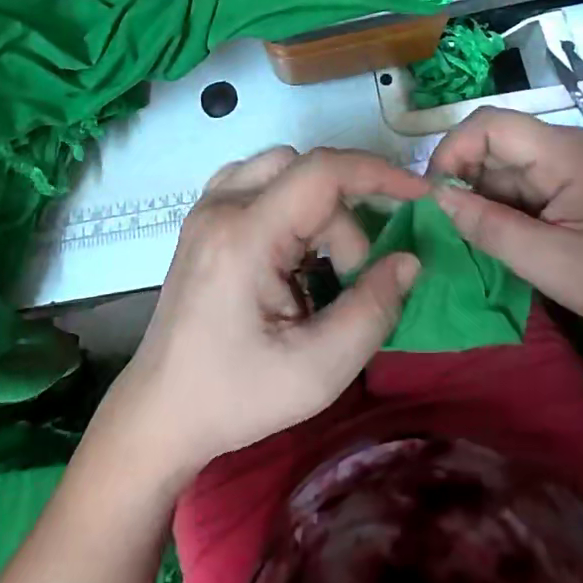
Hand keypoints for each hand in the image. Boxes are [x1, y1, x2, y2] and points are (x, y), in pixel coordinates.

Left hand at [102, 146, 427, 477]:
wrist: (161, 412)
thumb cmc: (236, 396)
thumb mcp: (319, 369)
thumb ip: (373, 309)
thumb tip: (409, 260)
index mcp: (243, 237)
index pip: (322, 172)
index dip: (379, 174)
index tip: (421, 197)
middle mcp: (220, 208)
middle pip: (306, 171)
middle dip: (346, 215)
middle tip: (351, 276)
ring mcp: (205, 210)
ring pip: (282, 170)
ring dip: (319, 208)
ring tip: (322, 267)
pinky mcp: (203, 222)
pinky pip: (258, 182)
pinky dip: (290, 203)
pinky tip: (293, 249)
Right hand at [425, 108, 582, 336]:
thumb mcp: (545, 261)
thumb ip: (486, 226)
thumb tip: (434, 197)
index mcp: (566, 152)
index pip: (491, 124)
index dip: (452, 150)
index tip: (434, 194)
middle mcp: (564, 145)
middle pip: (492, 140)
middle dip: (461, 174)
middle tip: (444, 218)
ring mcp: (566, 162)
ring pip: (498, 161)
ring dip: (475, 191)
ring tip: (466, 230)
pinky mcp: (564, 182)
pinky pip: (515, 179)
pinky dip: (494, 201)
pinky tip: (491, 231)